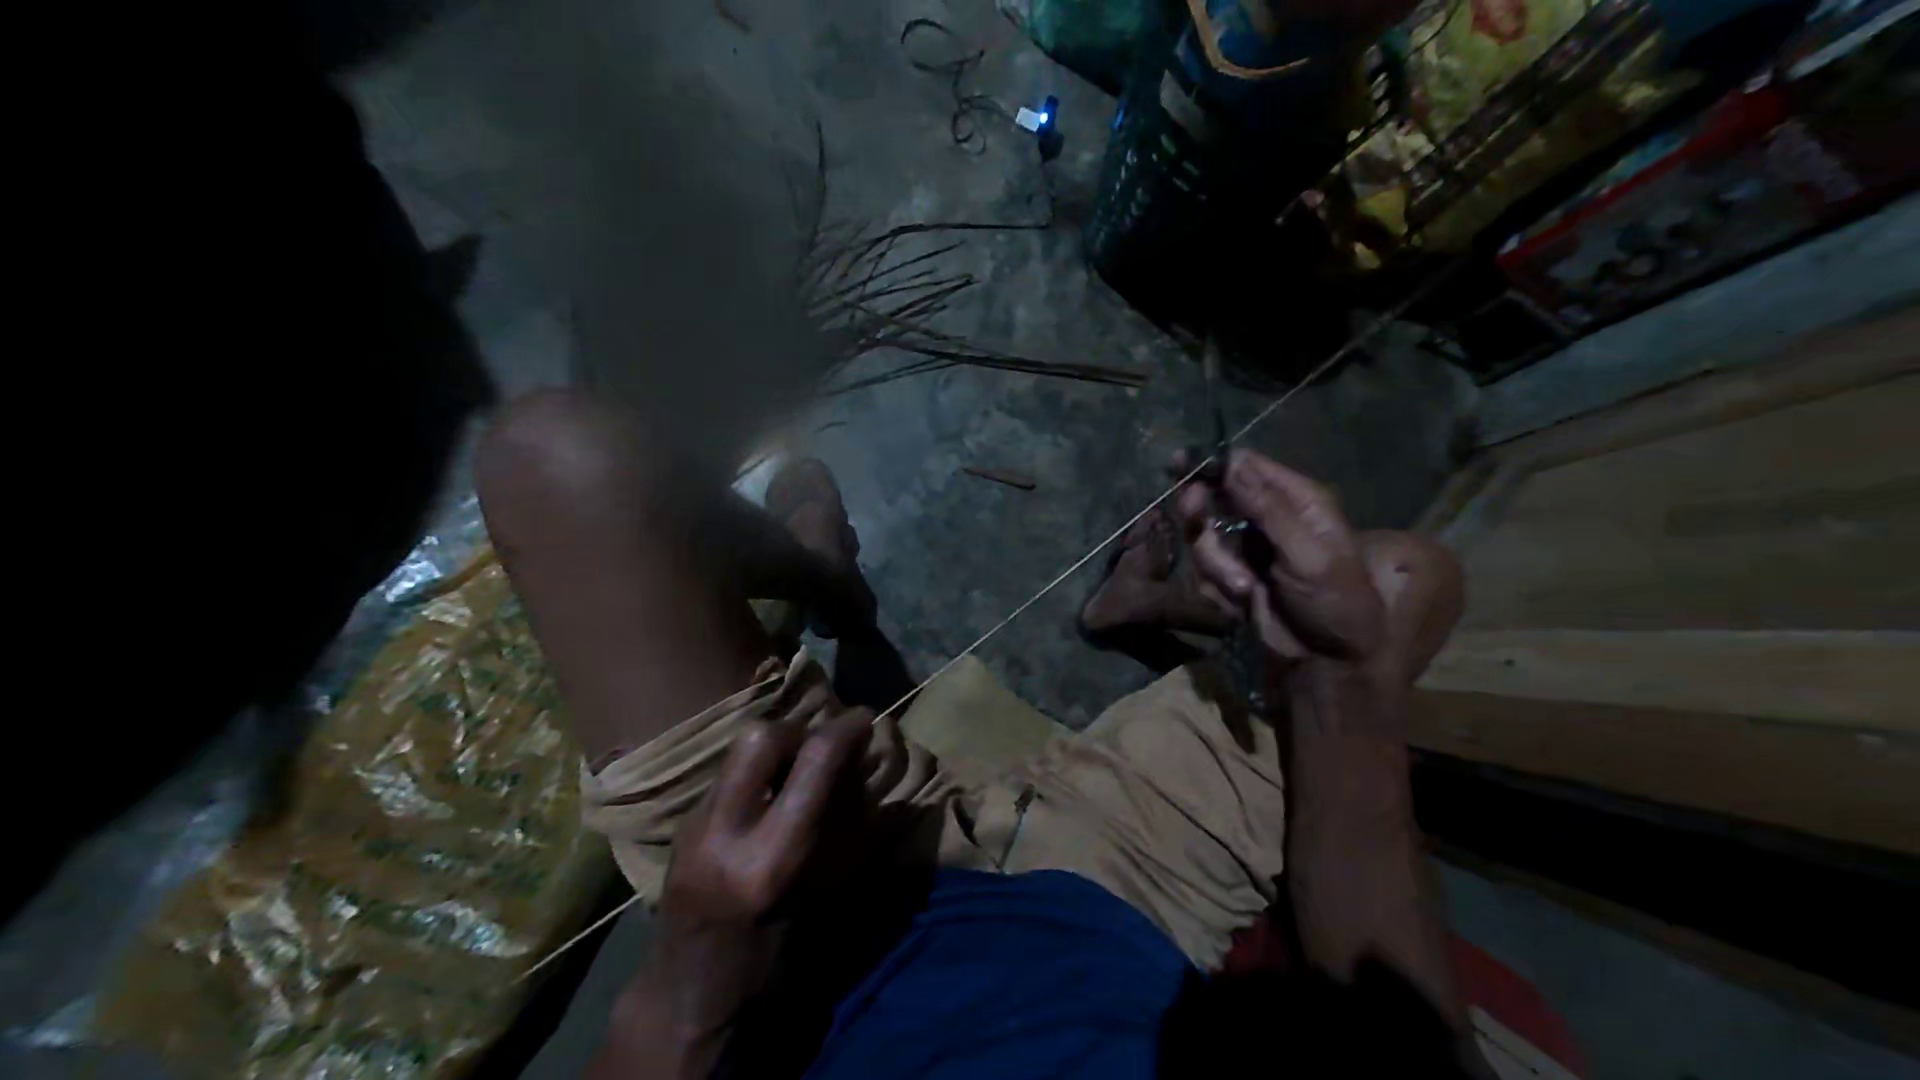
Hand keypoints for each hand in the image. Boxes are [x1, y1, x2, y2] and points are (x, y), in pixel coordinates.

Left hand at [601, 709, 872, 1077]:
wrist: (693, 994)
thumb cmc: (778, 955)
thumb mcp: (827, 895)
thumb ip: (843, 821)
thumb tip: (857, 760)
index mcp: (772, 857)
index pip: (815, 761)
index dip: (846, 729)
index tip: (864, 720)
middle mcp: (726, 832)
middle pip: (762, 736)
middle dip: (799, 730)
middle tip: (820, 747)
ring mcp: (696, 825)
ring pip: (738, 750)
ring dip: (776, 747)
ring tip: (796, 770)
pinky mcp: (682, 824)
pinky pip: (728, 773)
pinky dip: (758, 771)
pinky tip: (769, 796)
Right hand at [1175, 449, 1384, 666]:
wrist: (1326, 660)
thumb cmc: (1335, 602)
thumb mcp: (1310, 555)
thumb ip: (1269, 510)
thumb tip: (1234, 464)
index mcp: (1297, 501)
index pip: (1248, 465)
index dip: (1214, 462)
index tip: (1182, 465)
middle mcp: (1266, 516)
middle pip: (1214, 493)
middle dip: (1200, 508)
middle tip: (1193, 515)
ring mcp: (1245, 545)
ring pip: (1202, 533)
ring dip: (1215, 559)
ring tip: (1241, 585)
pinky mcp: (1228, 572)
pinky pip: (1203, 565)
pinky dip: (1216, 581)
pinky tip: (1241, 597)